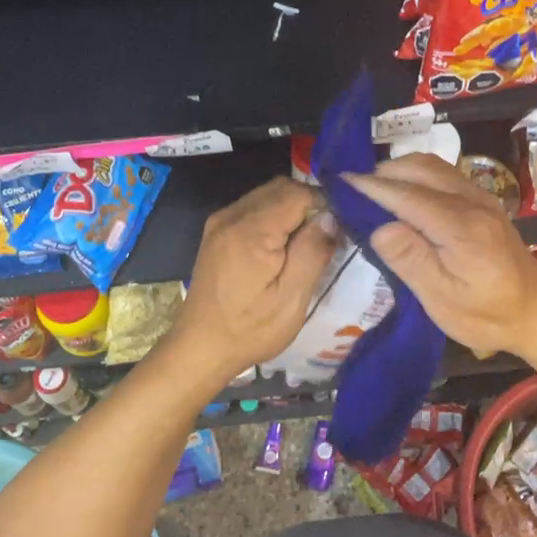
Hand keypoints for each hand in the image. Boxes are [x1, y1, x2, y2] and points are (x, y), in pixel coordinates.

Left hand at [163, 177, 337, 381]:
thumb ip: (312, 252)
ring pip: (267, 195)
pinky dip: (274, 217)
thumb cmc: (250, 329)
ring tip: (304, 245)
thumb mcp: (291, 299)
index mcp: (251, 230)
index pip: (298, 193)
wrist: (201, 347)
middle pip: (281, 188)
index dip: (323, 206)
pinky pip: (253, 208)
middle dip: (308, 205)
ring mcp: (220, 221)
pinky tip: (281, 248)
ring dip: (292, 211)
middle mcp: (231, 216)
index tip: (336, 233)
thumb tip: (330, 217)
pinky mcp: (216, 231)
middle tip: (323, 239)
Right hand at [341, 154, 536, 358]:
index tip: (340, 182)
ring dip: (400, 170)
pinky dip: (417, 175)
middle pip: (420, 169)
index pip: (406, 196)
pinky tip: (403, 193)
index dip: (371, 187)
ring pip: (433, 166)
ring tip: (372, 189)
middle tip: (351, 190)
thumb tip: (379, 227)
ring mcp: (481, 198)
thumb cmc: (488, 316)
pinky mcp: (484, 202)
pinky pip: (444, 174)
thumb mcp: (443, 300)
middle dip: (383, 173)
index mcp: (461, 227)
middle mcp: (472, 202)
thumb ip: (411, 260)